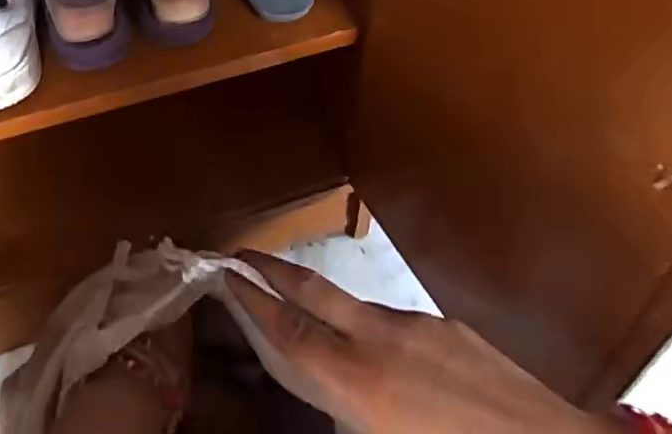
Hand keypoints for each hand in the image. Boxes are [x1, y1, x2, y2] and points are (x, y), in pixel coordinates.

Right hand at [223, 249, 628, 433]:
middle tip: (235, 254)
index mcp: (363, 388)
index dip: (250, 301)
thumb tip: (323, 407)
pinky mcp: (451, 328)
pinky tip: (380, 357)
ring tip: (297, 309)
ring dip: (317, 300)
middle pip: (313, 294)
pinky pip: (393, 324)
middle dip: (270, 270)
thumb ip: (342, 421)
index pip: (290, 332)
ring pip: (352, 307)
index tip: (221, 274)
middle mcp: (383, 342)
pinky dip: (366, 328)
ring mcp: (420, 328)